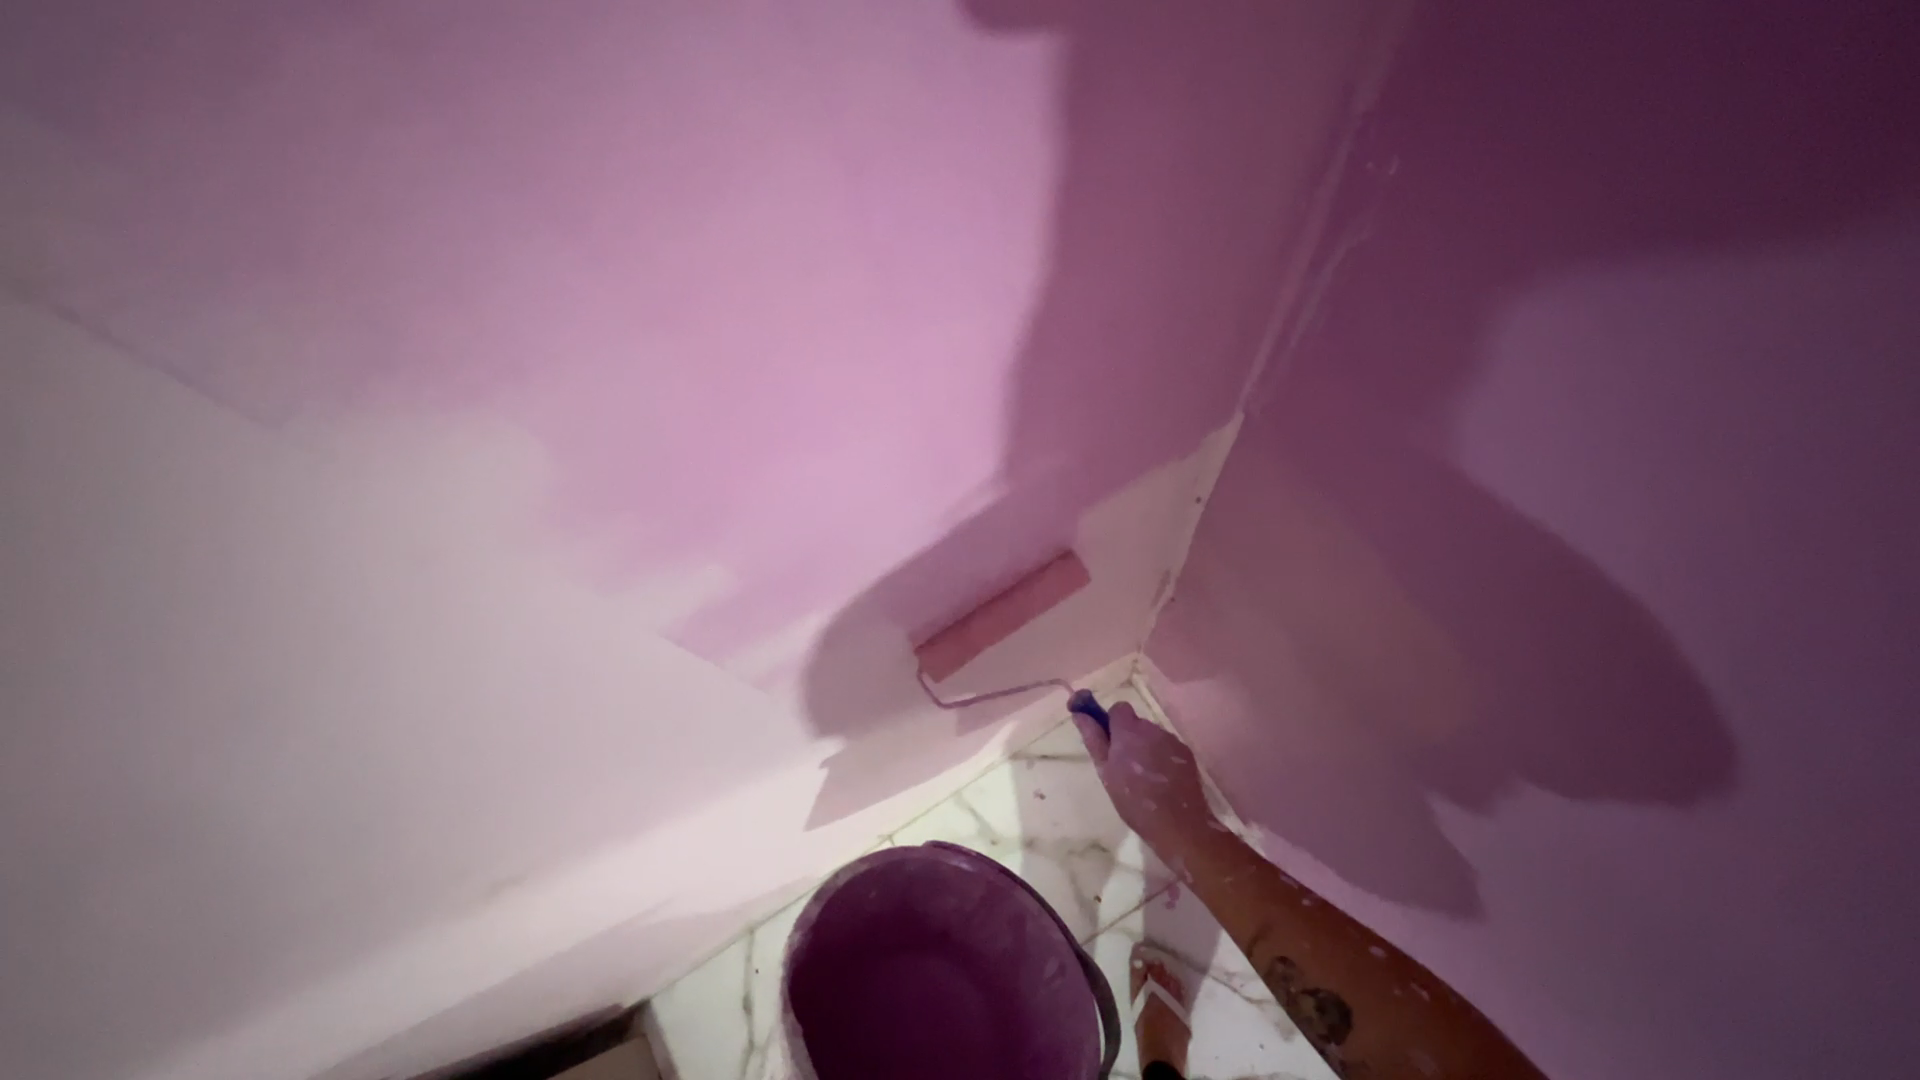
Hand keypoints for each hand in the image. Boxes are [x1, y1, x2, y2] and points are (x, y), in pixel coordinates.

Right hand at [1071, 701, 1216, 853]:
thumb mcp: (1105, 771)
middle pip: (1136, 723)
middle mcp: (1152, 729)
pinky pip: (1167, 747)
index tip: (1109, 742)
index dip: (1111, 722)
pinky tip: (1161, 780)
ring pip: (1152, 736)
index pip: (1118, 708)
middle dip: (1128, 737)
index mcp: (1128, 731)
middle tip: (1123, 766)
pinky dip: (1162, 757)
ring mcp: (1172, 740)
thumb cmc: (1133, 800)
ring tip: (1144, 777)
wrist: (1177, 823)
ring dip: (1145, 747)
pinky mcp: (1187, 753)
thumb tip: (1079, 714)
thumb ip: (1093, 739)